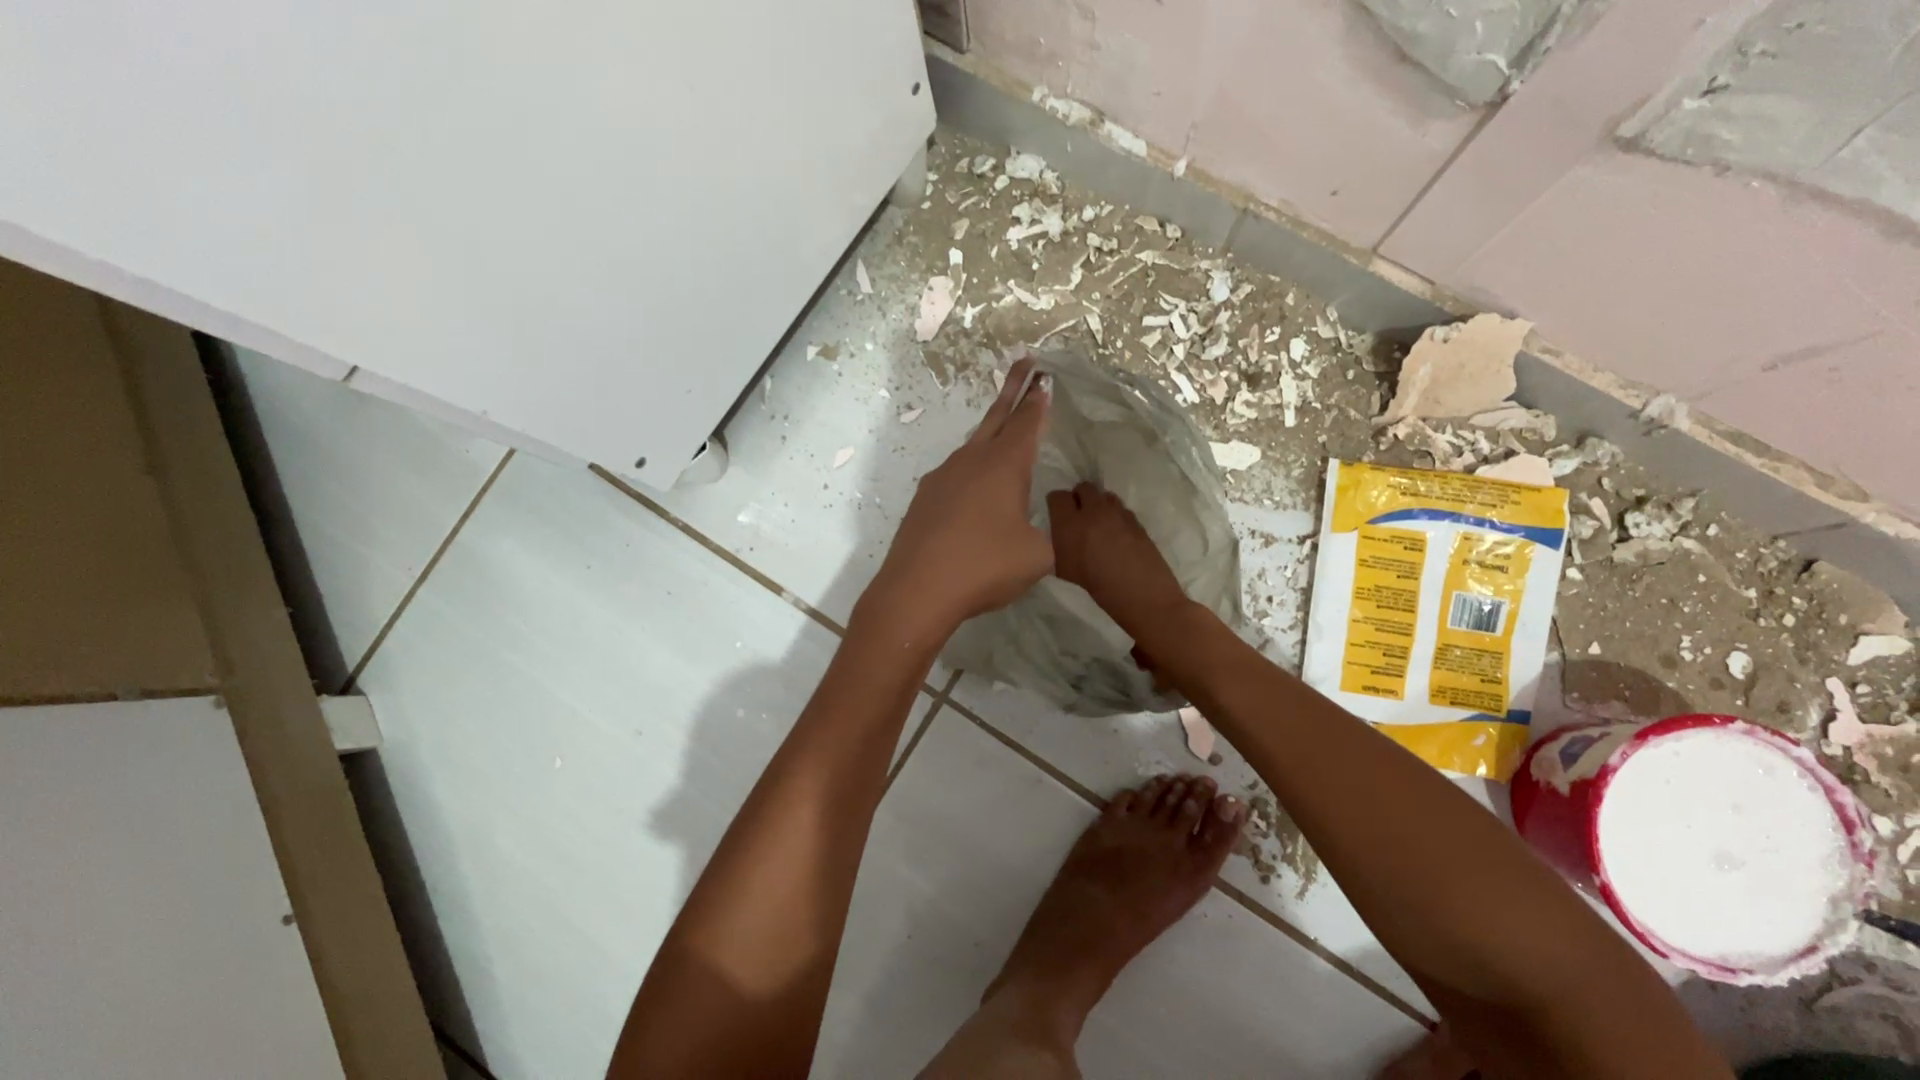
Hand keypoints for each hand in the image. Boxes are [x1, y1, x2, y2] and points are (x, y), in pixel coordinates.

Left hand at [862, 358, 1054, 639]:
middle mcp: (972, 461)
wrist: (917, 590)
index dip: (1038, 401)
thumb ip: (1054, 536)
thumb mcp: (1038, 556)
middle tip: (1026, 362)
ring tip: (1005, 430)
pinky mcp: (925, 500)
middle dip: (1014, 389)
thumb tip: (1053, 530)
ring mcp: (943, 478)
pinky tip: (975, 490)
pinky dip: (972, 470)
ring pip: (974, 446)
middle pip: (997, 417)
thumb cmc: (984, 567)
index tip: (1045, 378)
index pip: (1027, 423)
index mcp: (1004, 466)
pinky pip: (956, 474)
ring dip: (992, 432)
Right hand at [1046, 482, 1189, 633]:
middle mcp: (1093, 511)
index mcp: (1069, 522)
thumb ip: (1057, 546)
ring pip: (1104, 495)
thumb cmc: (1096, 586)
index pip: (1057, 496)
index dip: (1056, 504)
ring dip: (1099, 504)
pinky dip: (1116, 516)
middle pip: (1083, 487)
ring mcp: (1118, 513)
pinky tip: (1117, 534)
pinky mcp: (1136, 519)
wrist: (1141, 592)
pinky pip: (1121, 509)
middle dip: (1079, 498)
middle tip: (1078, 516)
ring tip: (1099, 523)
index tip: (1057, 515)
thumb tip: (1057, 535)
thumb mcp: (1063, 570)